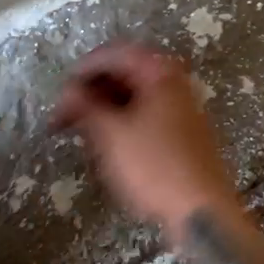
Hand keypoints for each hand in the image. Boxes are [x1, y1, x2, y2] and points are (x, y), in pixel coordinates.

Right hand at [55, 42, 240, 234]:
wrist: (202, 210)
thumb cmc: (155, 167)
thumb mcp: (112, 135)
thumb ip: (86, 107)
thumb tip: (68, 91)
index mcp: (159, 72)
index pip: (114, 54)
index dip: (84, 69)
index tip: (61, 92)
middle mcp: (173, 81)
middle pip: (125, 73)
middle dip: (92, 91)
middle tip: (64, 115)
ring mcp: (181, 106)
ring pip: (134, 96)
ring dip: (105, 108)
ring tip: (80, 132)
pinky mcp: (182, 132)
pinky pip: (144, 114)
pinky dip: (122, 122)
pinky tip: (107, 144)